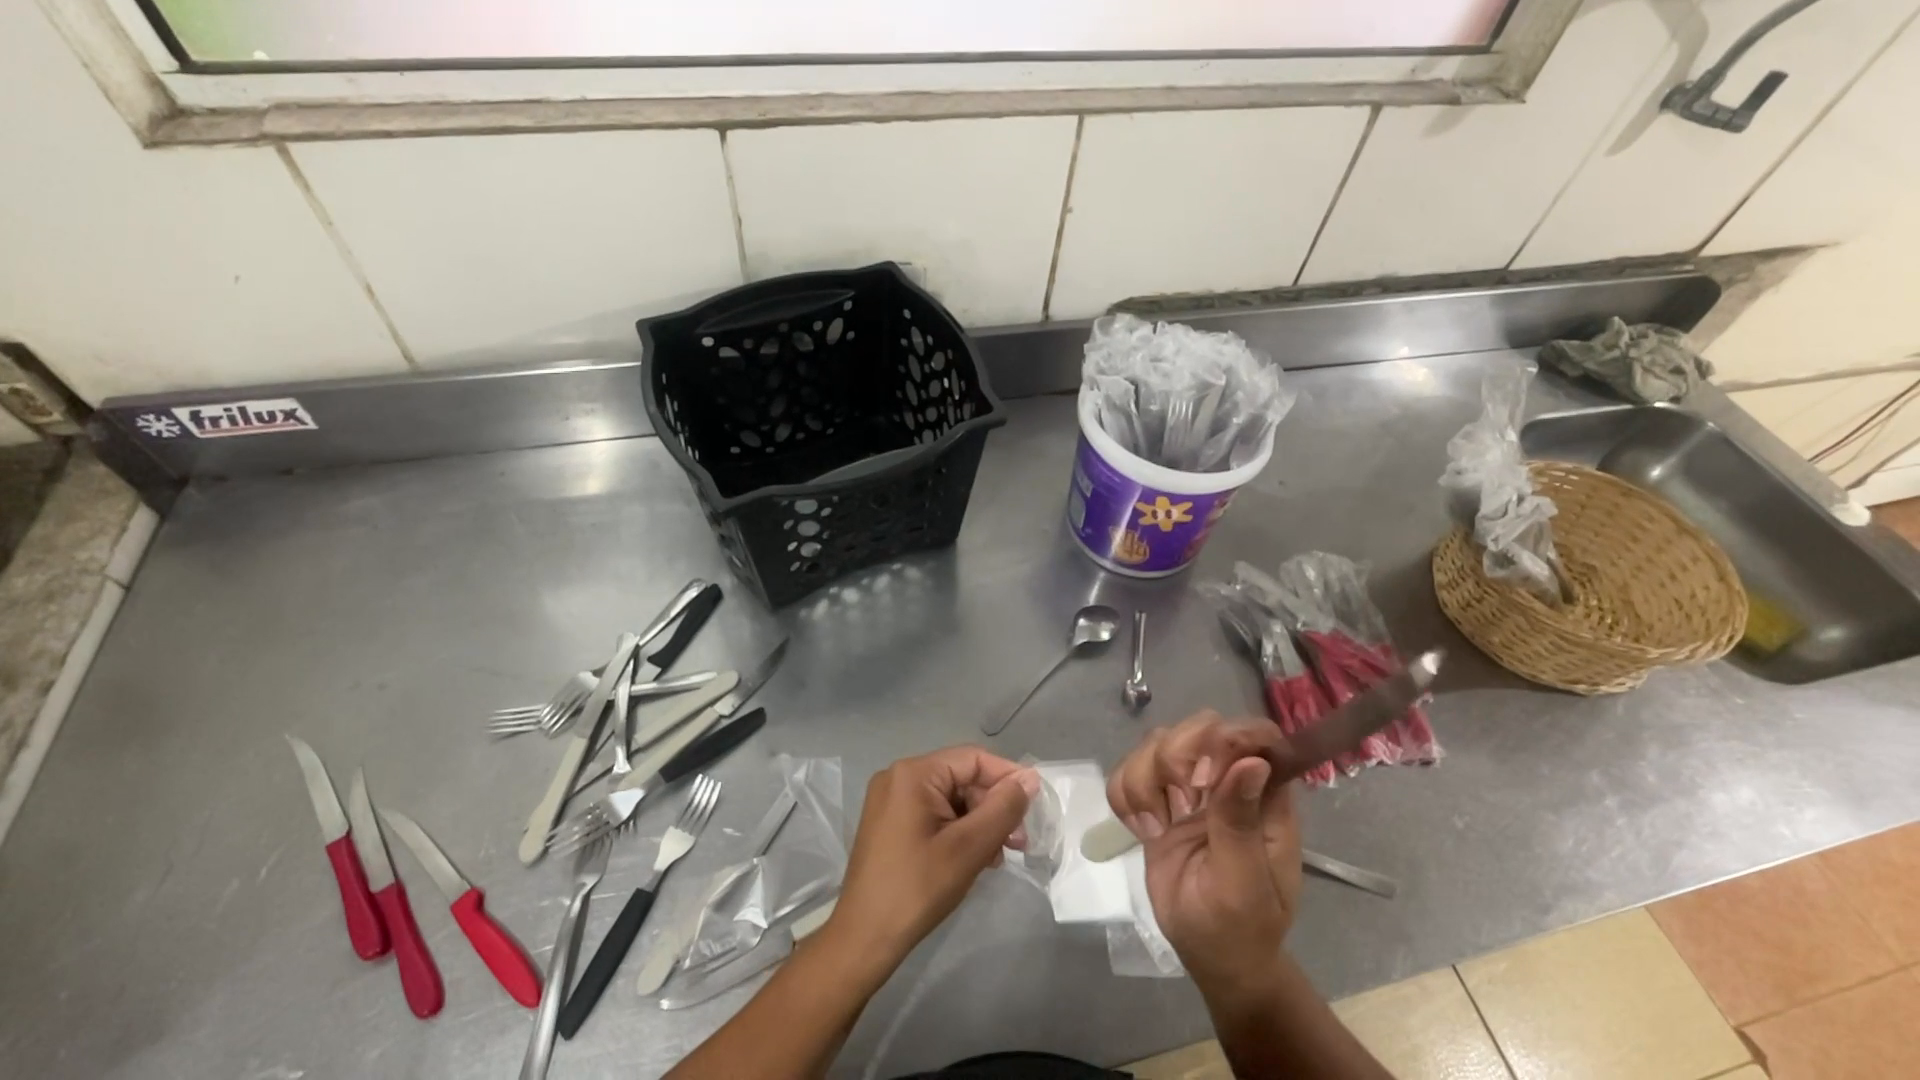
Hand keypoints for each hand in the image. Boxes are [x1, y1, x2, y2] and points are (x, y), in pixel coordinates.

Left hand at [828, 746, 1037, 962]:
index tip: (1036, 805)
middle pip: (962, 779)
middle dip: (994, 808)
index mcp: (913, 774)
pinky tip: (974, 860)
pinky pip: (935, 815)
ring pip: (951, 800)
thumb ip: (1003, 808)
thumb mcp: (969, 847)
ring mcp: (891, 802)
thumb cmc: (917, 887)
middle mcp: (898, 778)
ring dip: (979, 824)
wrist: (865, 937)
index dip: (1009, 778)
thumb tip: (1030, 778)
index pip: (973, 759)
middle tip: (1019, 843)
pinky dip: (959, 833)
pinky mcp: (890, 825)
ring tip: (997, 858)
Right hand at [1107, 711, 1301, 989]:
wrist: (1211, 956)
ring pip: (1157, 742)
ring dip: (1144, 780)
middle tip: (1179, 808)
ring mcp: (1190, 788)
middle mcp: (1229, 781)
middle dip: (1176, 758)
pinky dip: (1123, 795)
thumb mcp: (1242, 883)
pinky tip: (1139, 830)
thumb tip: (1253, 763)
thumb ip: (1241, 822)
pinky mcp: (1157, 801)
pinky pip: (1128, 769)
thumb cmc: (1240, 927)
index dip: (1226, 740)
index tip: (1204, 780)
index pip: (1256, 735)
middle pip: (1199, 727)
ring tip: (1156, 828)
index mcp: (1266, 796)